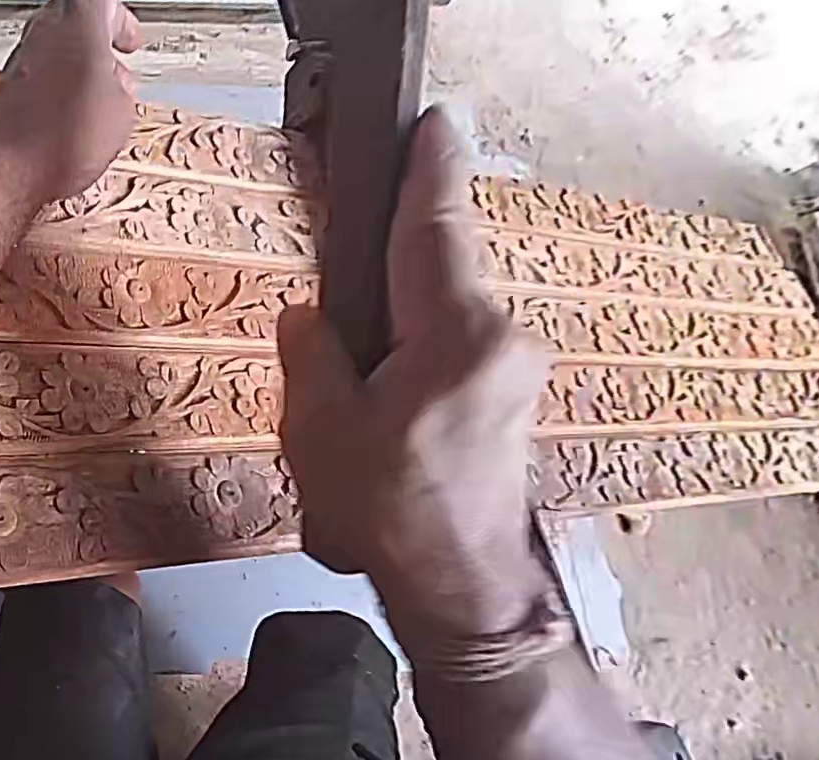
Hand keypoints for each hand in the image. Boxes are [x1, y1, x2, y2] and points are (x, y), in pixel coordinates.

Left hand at [0, 0, 142, 205]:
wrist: (12, 174)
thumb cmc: (61, 139)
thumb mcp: (121, 114)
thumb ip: (123, 91)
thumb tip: (116, 93)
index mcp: (79, 20)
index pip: (105, 2)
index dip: (121, 23)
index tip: (129, 42)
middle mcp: (43, 33)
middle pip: (74, 27)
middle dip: (95, 51)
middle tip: (111, 77)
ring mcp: (19, 65)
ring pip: (53, 58)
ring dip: (72, 78)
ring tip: (89, 111)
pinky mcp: (4, 97)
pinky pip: (34, 88)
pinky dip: (51, 101)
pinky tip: (63, 128)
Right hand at [277, 108, 551, 644]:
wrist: (454, 579)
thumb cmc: (383, 506)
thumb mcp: (319, 429)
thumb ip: (311, 356)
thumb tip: (306, 314)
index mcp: (454, 337)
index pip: (433, 233)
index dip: (426, 173)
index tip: (430, 121)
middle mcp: (500, 340)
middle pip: (433, 279)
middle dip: (382, 278)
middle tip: (333, 303)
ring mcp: (512, 371)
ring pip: (437, 321)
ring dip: (389, 331)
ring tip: (345, 385)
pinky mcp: (507, 399)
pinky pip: (449, 352)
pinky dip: (409, 356)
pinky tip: (376, 399)